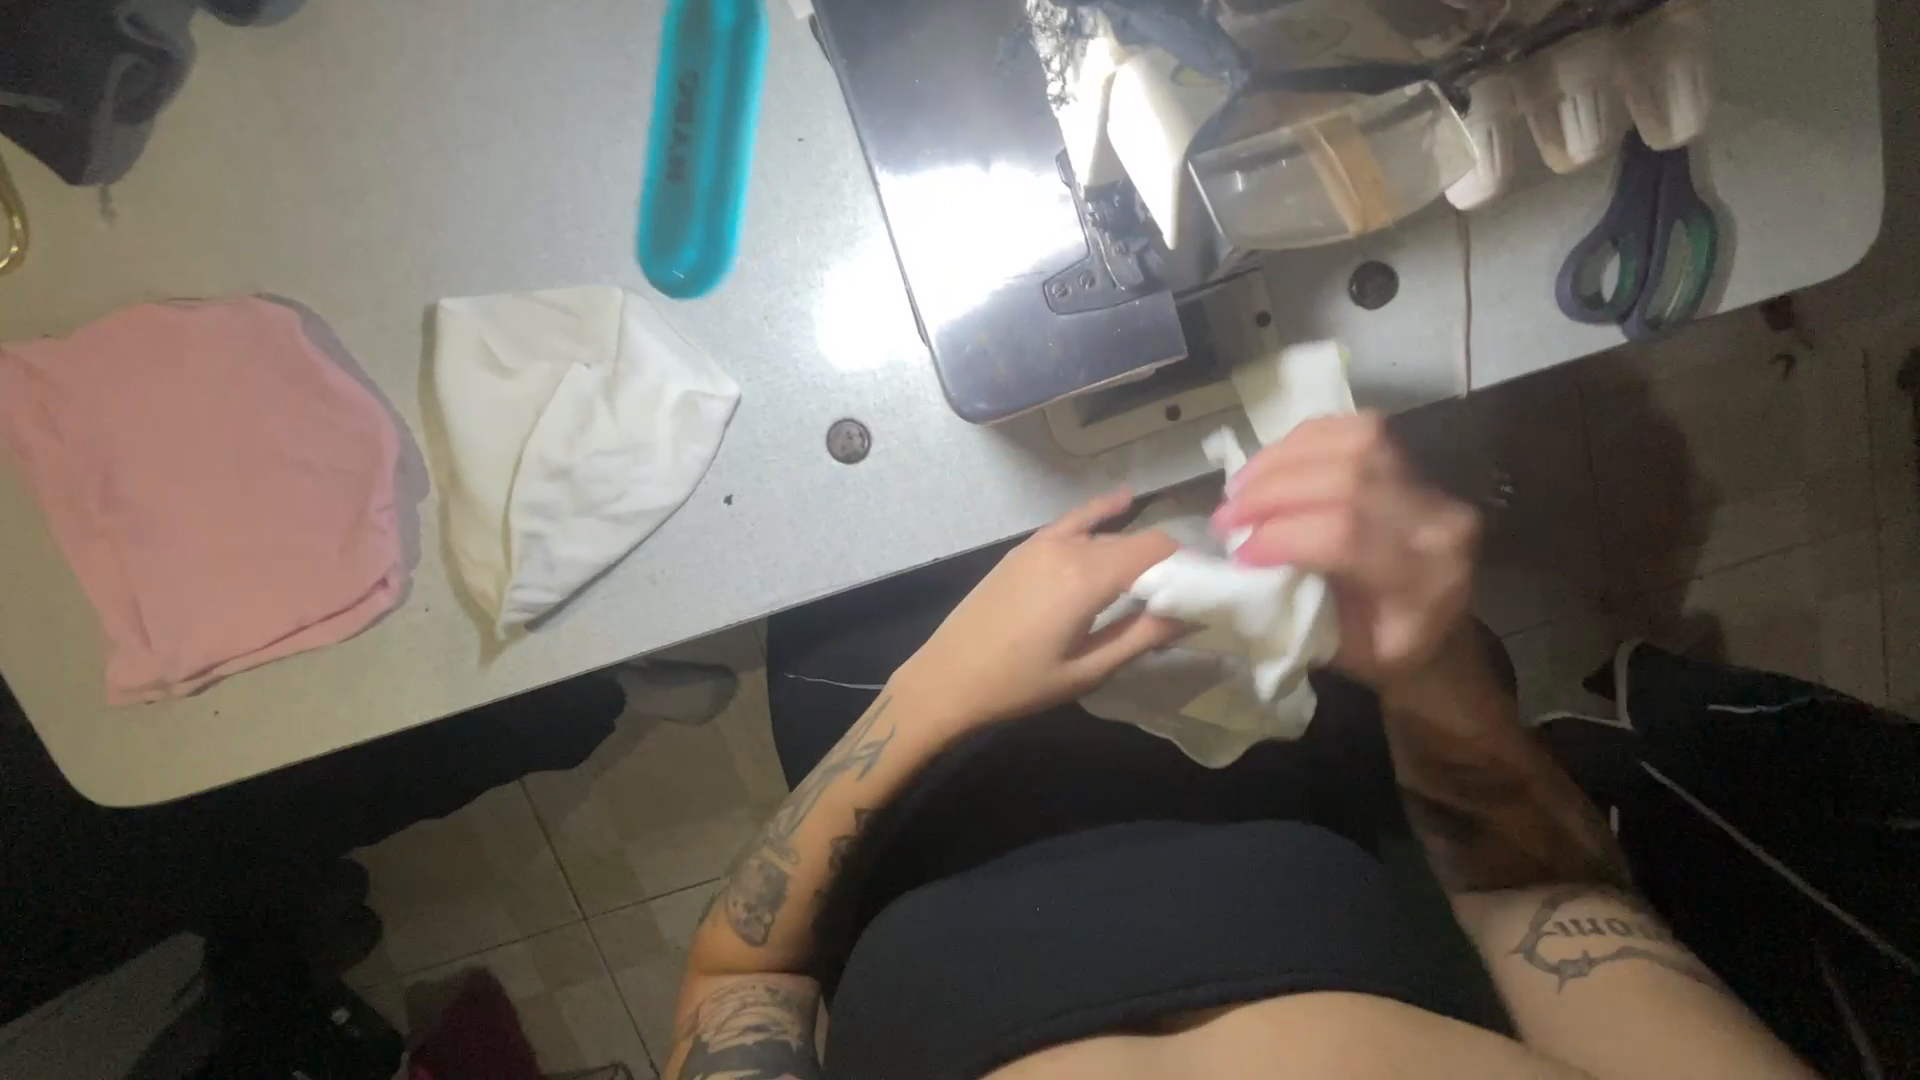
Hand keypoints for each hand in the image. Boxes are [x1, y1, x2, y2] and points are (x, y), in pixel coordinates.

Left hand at [891, 491, 1186, 726]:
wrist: (947, 678)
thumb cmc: (1019, 684)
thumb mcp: (1088, 670)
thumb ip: (1142, 637)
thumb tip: (1192, 615)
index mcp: (1087, 577)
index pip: (1157, 548)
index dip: (1185, 564)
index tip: (1202, 589)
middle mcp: (1068, 548)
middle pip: (1132, 542)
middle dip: (1161, 563)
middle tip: (1179, 596)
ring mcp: (1042, 543)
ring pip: (1105, 536)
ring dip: (1131, 551)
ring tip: (1153, 579)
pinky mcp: (1025, 549)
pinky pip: (1072, 522)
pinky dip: (1100, 513)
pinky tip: (1123, 500)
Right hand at [1212, 412, 1481, 690]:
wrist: (1437, 629)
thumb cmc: (1379, 648)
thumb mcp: (1336, 651)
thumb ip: (1292, 610)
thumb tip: (1234, 571)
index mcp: (1421, 580)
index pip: (1344, 535)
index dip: (1279, 536)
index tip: (1238, 554)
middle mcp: (1437, 523)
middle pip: (1346, 479)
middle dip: (1270, 493)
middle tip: (1226, 517)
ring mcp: (1429, 486)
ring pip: (1354, 443)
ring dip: (1281, 460)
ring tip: (1241, 488)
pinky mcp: (1413, 463)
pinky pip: (1358, 430)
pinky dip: (1304, 441)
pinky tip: (1271, 465)